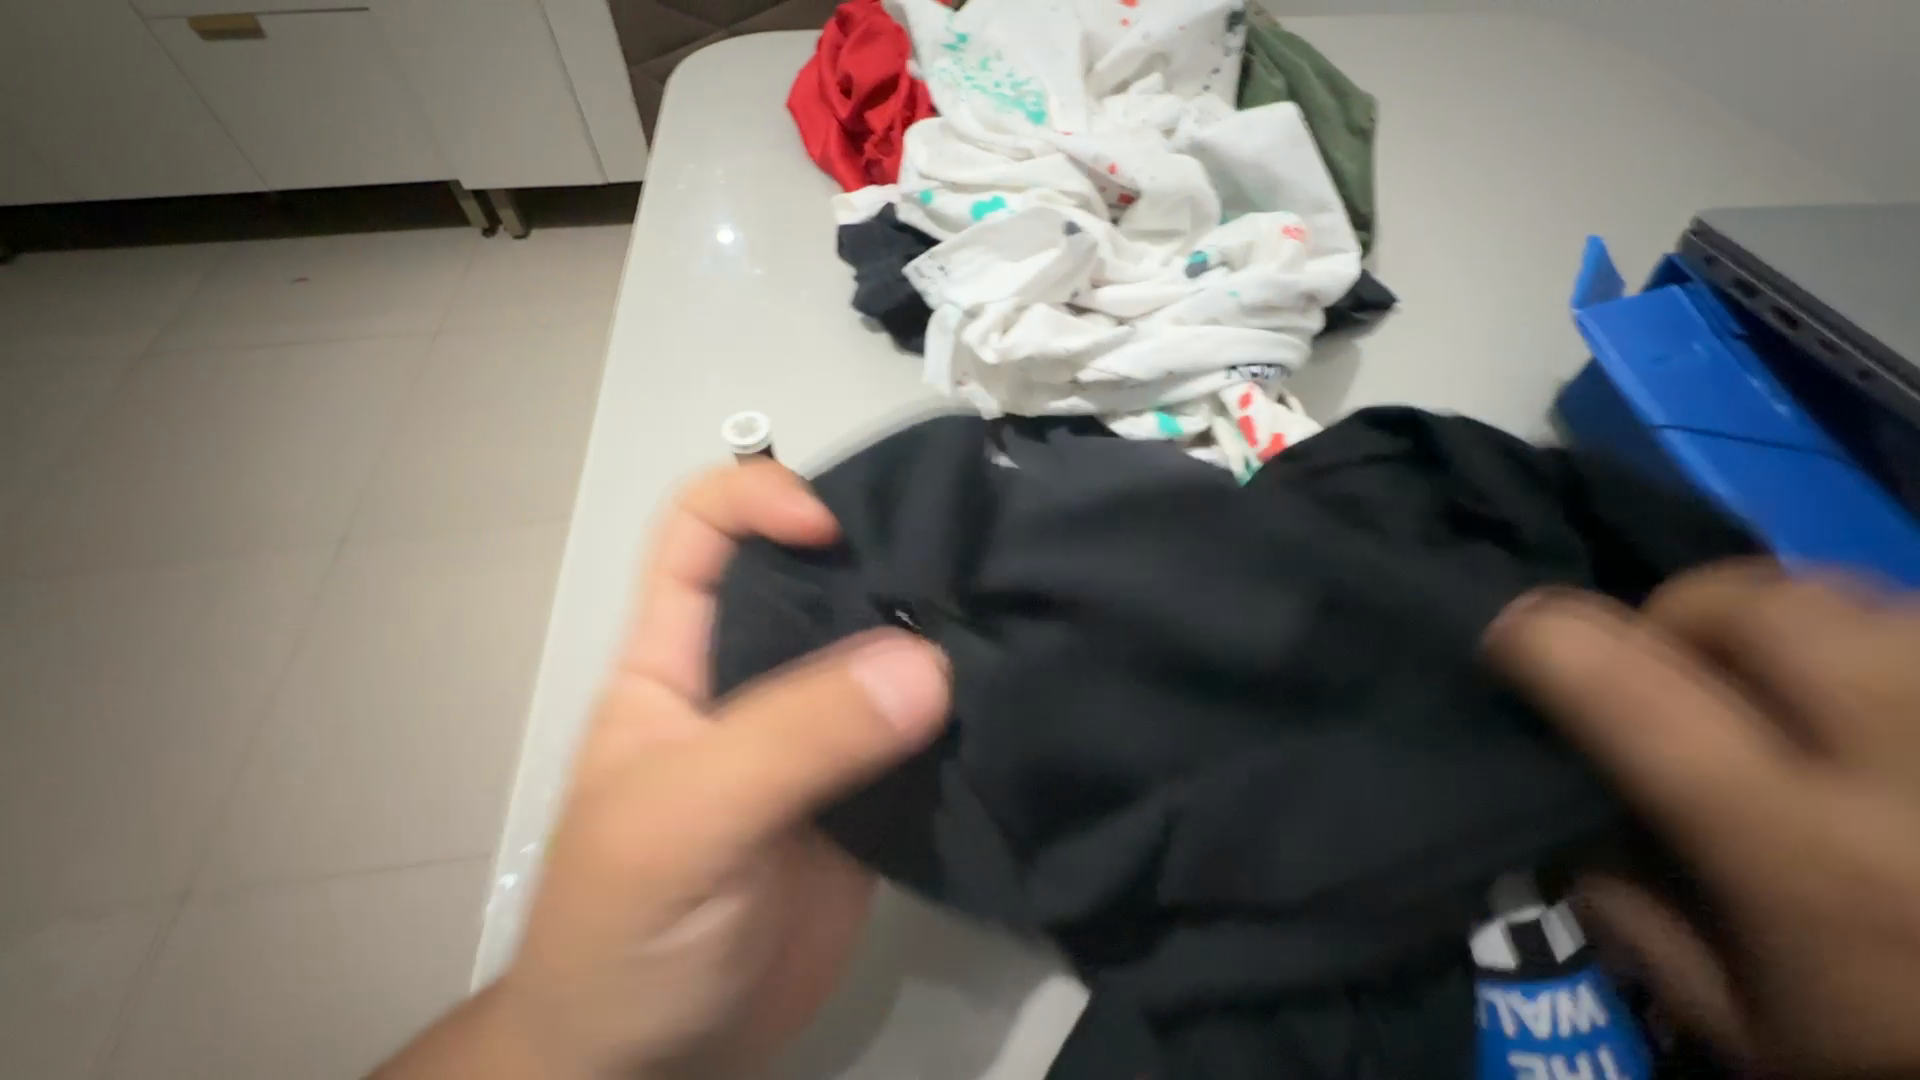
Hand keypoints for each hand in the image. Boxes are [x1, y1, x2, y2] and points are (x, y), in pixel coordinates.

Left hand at [372, 463, 949, 1079]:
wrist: (658, 1065)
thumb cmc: (625, 932)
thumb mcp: (685, 822)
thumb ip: (795, 739)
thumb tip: (928, 664)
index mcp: (678, 656)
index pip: (704, 529)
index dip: (760, 500)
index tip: (834, 531)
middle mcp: (751, 676)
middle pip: (814, 576)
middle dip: (879, 557)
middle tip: (965, 561)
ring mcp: (814, 737)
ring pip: (878, 650)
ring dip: (934, 633)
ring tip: (1006, 617)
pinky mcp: (866, 793)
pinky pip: (918, 730)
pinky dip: (962, 710)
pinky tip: (1009, 694)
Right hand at [1487, 561, 1919, 1076]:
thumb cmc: (1907, 1059)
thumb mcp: (1747, 1026)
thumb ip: (1638, 917)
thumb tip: (1578, 823)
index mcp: (1806, 855)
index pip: (1630, 692)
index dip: (1545, 639)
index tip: (1512, 635)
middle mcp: (1912, 771)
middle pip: (1768, 607)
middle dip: (1686, 614)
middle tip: (1672, 663)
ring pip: (1871, 604)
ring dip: (1796, 631)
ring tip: (1786, 688)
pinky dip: (1877, 658)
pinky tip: (1874, 724)